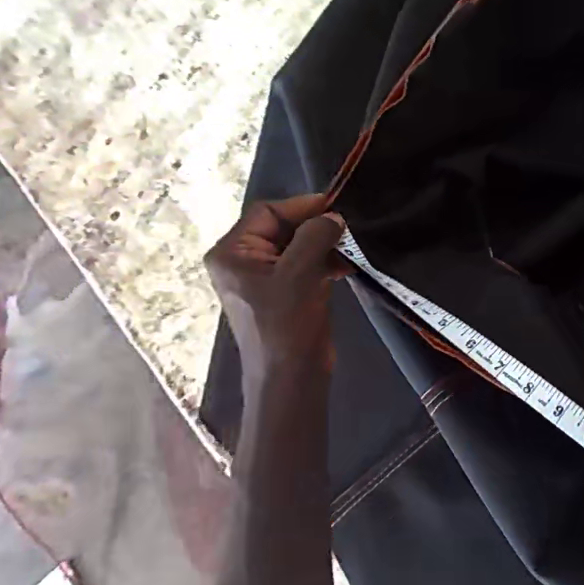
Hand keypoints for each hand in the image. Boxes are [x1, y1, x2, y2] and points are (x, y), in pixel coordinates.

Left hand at [204, 194, 347, 388]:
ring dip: (325, 245)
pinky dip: (326, 262)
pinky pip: (306, 265)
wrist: (291, 378)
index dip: (302, 206)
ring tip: (351, 247)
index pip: (267, 212)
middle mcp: (244, 261)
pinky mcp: (286, 293)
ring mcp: (266, 279)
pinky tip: (347, 265)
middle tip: (348, 227)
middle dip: (316, 226)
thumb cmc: (286, 325)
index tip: (337, 207)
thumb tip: (334, 217)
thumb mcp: (298, 274)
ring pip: (299, 246)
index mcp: (232, 253)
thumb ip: (315, 236)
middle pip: (283, 227)